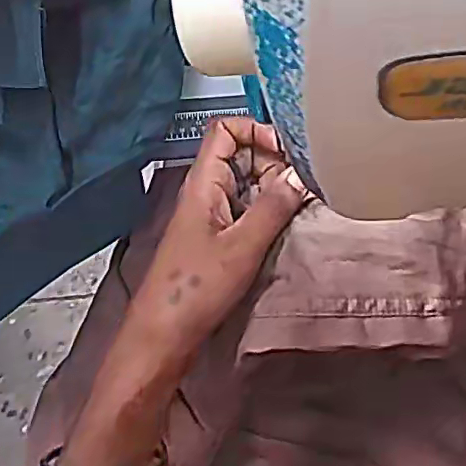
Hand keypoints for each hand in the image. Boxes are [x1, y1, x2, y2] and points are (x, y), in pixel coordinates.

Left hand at [118, 116, 308, 372]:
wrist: (164, 335)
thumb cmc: (196, 288)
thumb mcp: (242, 246)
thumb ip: (274, 207)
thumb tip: (301, 174)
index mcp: (204, 183)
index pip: (225, 130)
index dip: (256, 131)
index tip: (288, 153)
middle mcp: (206, 191)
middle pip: (241, 154)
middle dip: (273, 161)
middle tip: (301, 184)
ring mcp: (211, 214)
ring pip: (247, 182)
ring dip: (274, 187)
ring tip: (300, 204)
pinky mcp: (217, 237)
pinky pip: (246, 208)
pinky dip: (268, 210)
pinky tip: (286, 225)